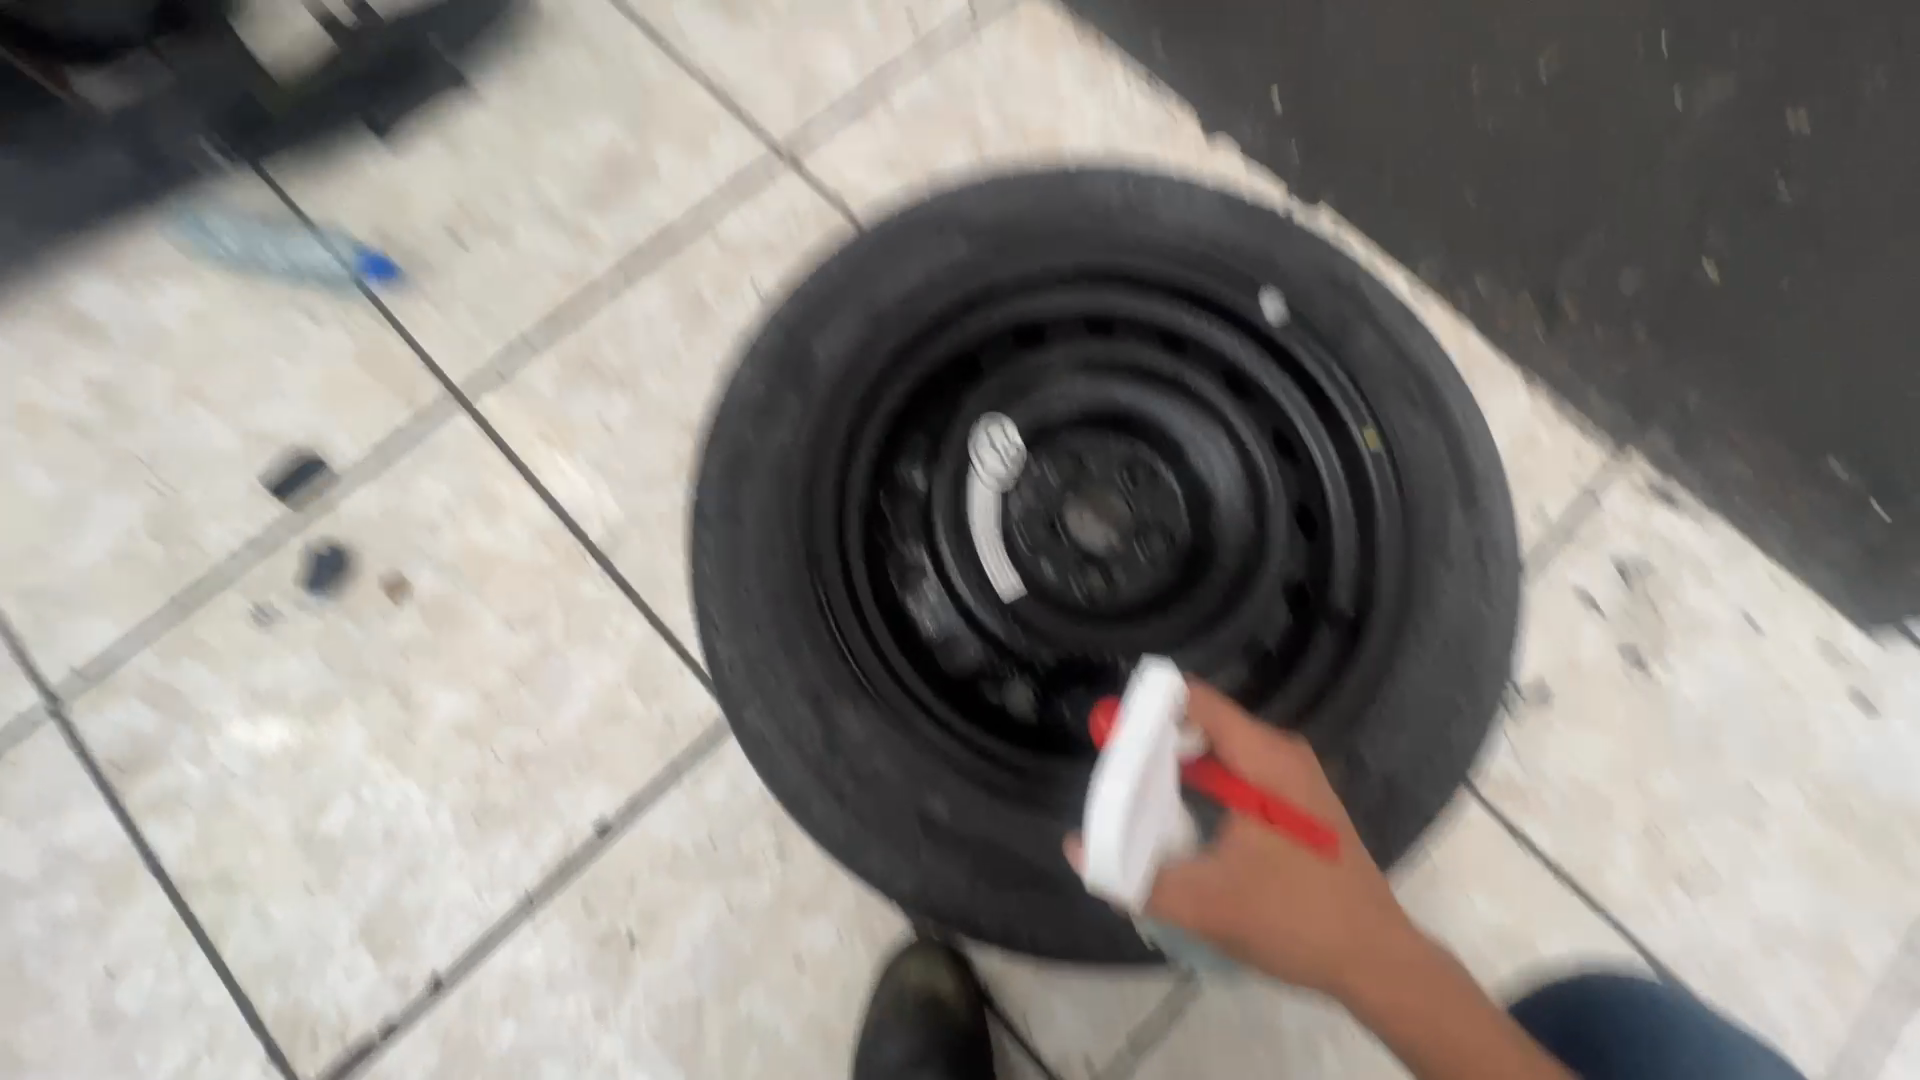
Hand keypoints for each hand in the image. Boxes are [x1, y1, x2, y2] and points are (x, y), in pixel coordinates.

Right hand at [1068, 678, 1423, 996]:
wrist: (1377, 961)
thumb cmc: (1295, 921)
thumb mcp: (1203, 904)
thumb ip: (1134, 877)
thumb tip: (1076, 848)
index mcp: (1265, 759)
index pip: (1196, 700)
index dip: (1148, 707)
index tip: (1110, 733)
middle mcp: (1282, 753)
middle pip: (1205, 720)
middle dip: (1156, 738)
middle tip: (1116, 768)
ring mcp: (1294, 775)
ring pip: (1221, 747)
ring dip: (1179, 762)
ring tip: (1139, 791)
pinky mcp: (1298, 799)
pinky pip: (1238, 768)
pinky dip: (1204, 779)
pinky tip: (1182, 814)